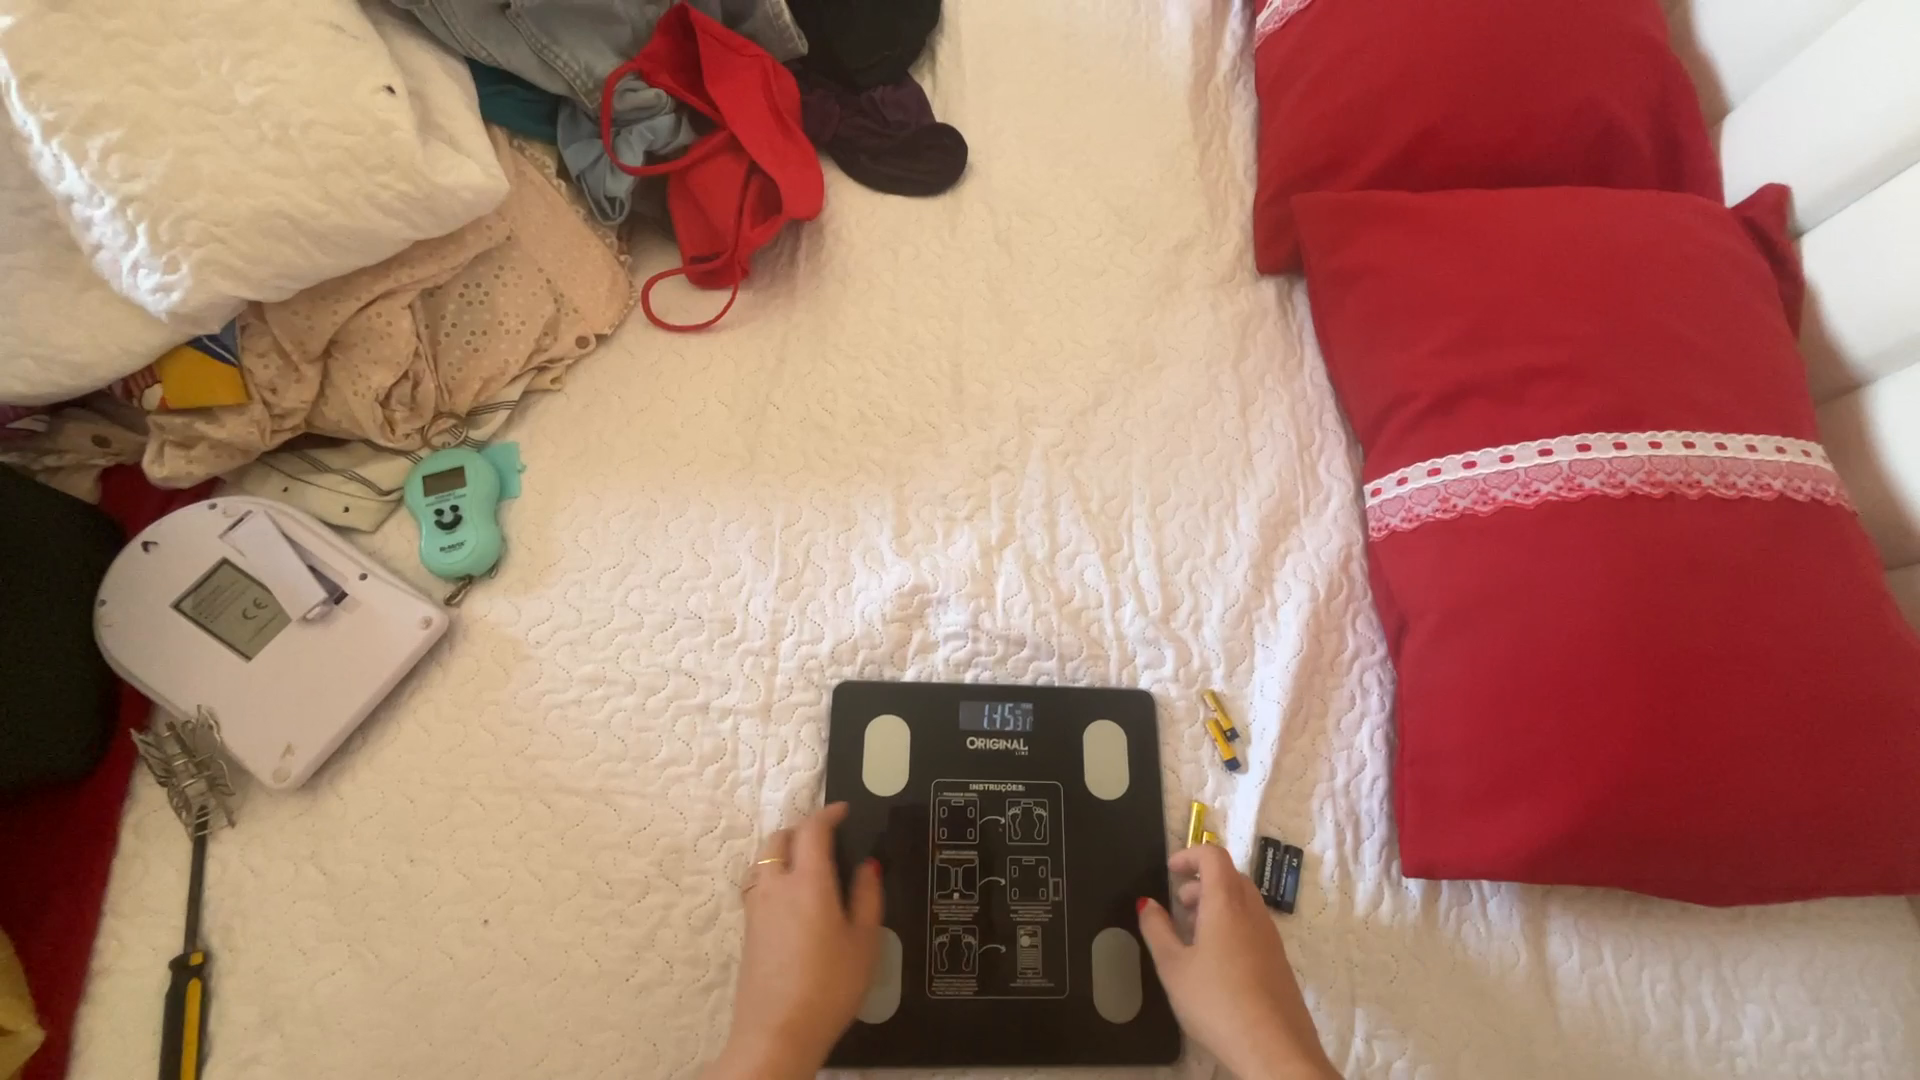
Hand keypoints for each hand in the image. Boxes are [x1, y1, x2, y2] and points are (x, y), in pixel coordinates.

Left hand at [706, 802, 883, 1079]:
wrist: (776, 1035)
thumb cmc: (828, 987)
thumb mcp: (864, 942)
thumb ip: (868, 896)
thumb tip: (868, 866)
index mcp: (808, 882)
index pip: (813, 830)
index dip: (829, 813)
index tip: (843, 811)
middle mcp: (776, 886)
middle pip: (779, 838)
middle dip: (801, 828)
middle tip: (825, 836)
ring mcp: (756, 908)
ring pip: (763, 861)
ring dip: (783, 851)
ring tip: (806, 864)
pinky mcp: (747, 930)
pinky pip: (758, 884)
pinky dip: (773, 875)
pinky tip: (791, 897)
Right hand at [1137, 844, 1336, 1079]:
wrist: (1278, 1055)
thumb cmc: (1218, 1003)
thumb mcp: (1173, 967)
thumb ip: (1157, 930)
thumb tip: (1148, 903)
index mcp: (1226, 904)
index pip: (1213, 856)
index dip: (1190, 854)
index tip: (1170, 871)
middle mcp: (1253, 912)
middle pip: (1230, 876)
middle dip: (1202, 880)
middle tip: (1180, 904)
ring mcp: (1271, 937)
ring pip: (1244, 901)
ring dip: (1217, 903)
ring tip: (1193, 935)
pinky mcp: (1279, 962)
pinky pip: (1253, 925)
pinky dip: (1232, 924)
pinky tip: (1216, 962)